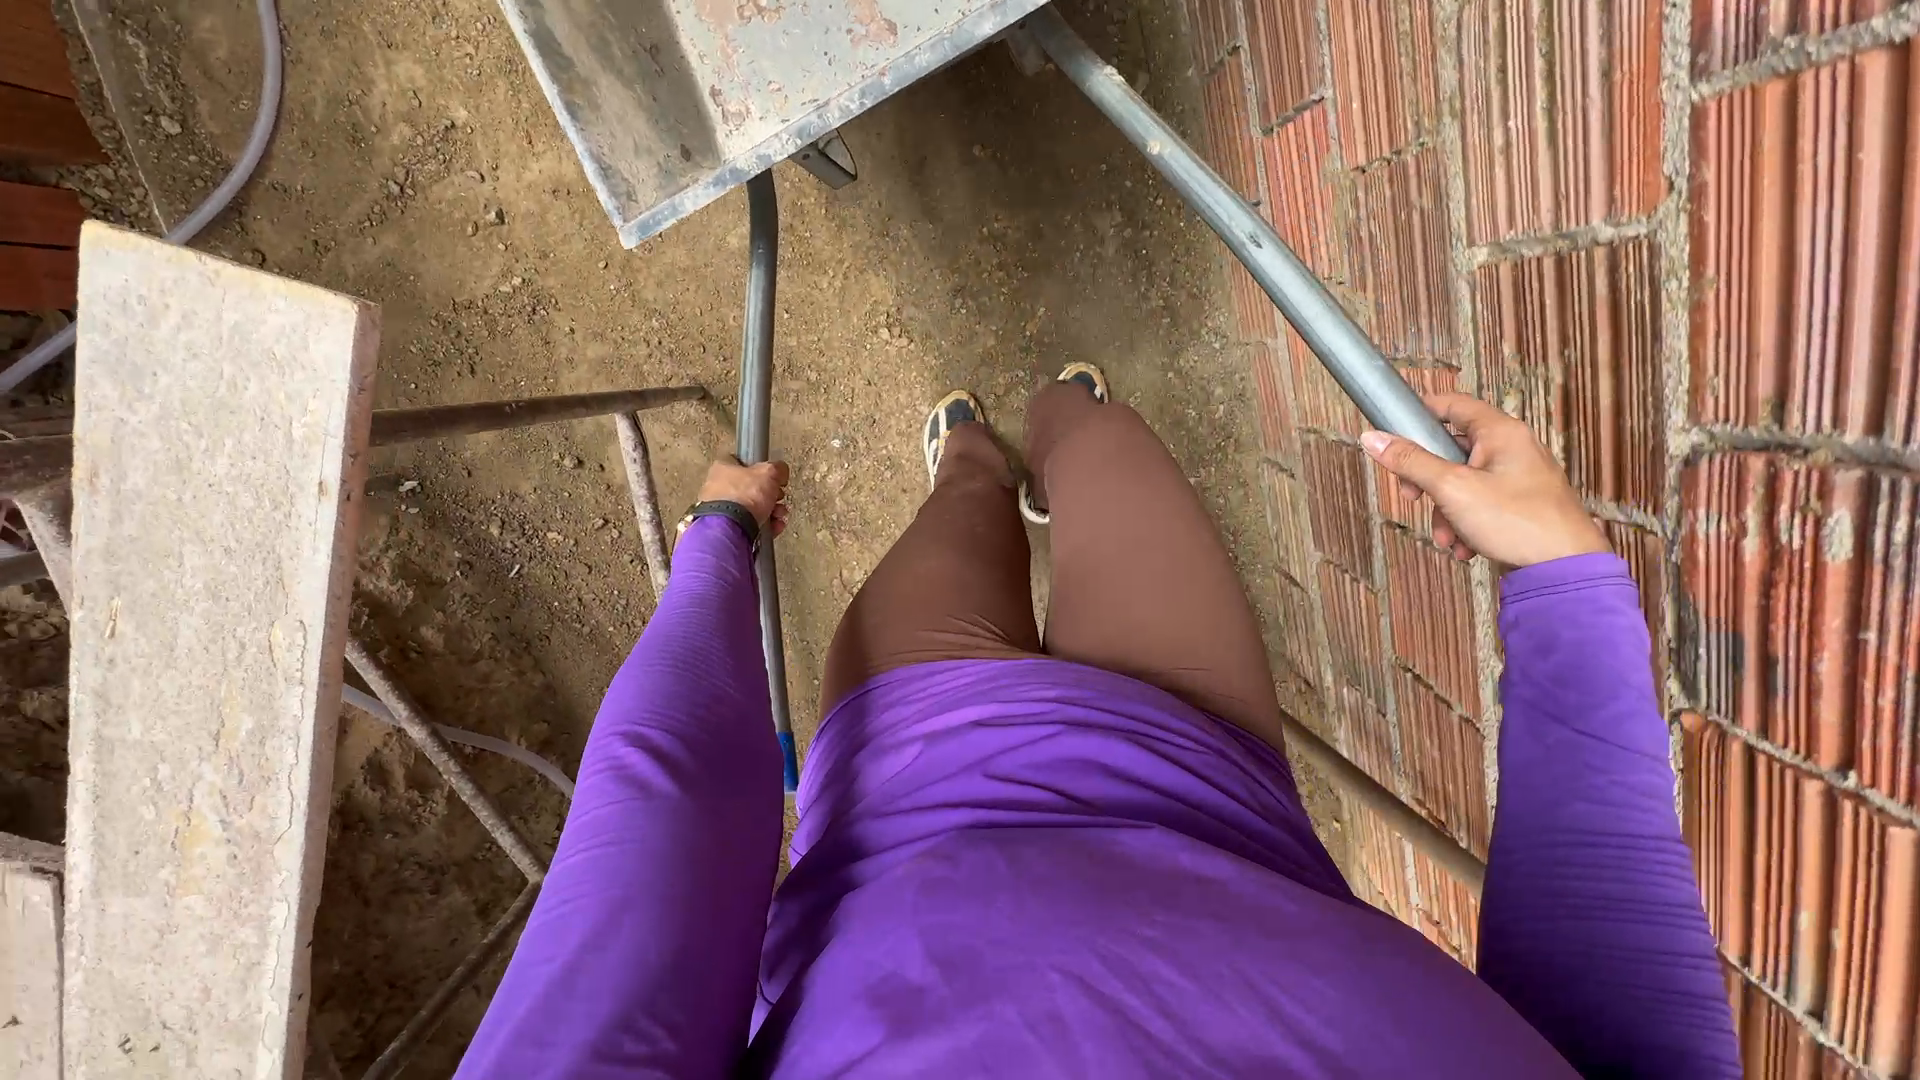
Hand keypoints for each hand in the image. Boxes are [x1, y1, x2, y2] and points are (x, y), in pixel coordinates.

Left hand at [696, 457, 789, 537]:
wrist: (731, 527)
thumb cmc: (744, 496)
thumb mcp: (768, 473)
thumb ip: (777, 468)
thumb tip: (781, 471)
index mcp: (723, 468)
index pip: (742, 462)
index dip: (760, 468)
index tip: (772, 475)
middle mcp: (717, 487)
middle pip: (750, 488)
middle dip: (770, 494)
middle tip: (779, 497)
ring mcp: (720, 509)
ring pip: (751, 508)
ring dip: (770, 511)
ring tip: (779, 515)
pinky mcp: (726, 527)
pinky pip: (749, 524)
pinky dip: (764, 526)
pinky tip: (774, 527)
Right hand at [1359, 393, 1606, 570]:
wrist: (1563, 567)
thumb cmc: (1519, 522)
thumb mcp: (1451, 488)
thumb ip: (1410, 462)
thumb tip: (1374, 439)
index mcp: (1500, 433)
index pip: (1452, 404)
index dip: (1420, 413)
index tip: (1394, 429)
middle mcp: (1511, 448)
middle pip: (1449, 450)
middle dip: (1426, 480)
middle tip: (1413, 494)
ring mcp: (1515, 476)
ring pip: (1459, 482)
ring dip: (1443, 510)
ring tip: (1448, 535)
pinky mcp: (1516, 502)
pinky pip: (1475, 503)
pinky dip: (1462, 523)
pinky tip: (1465, 544)